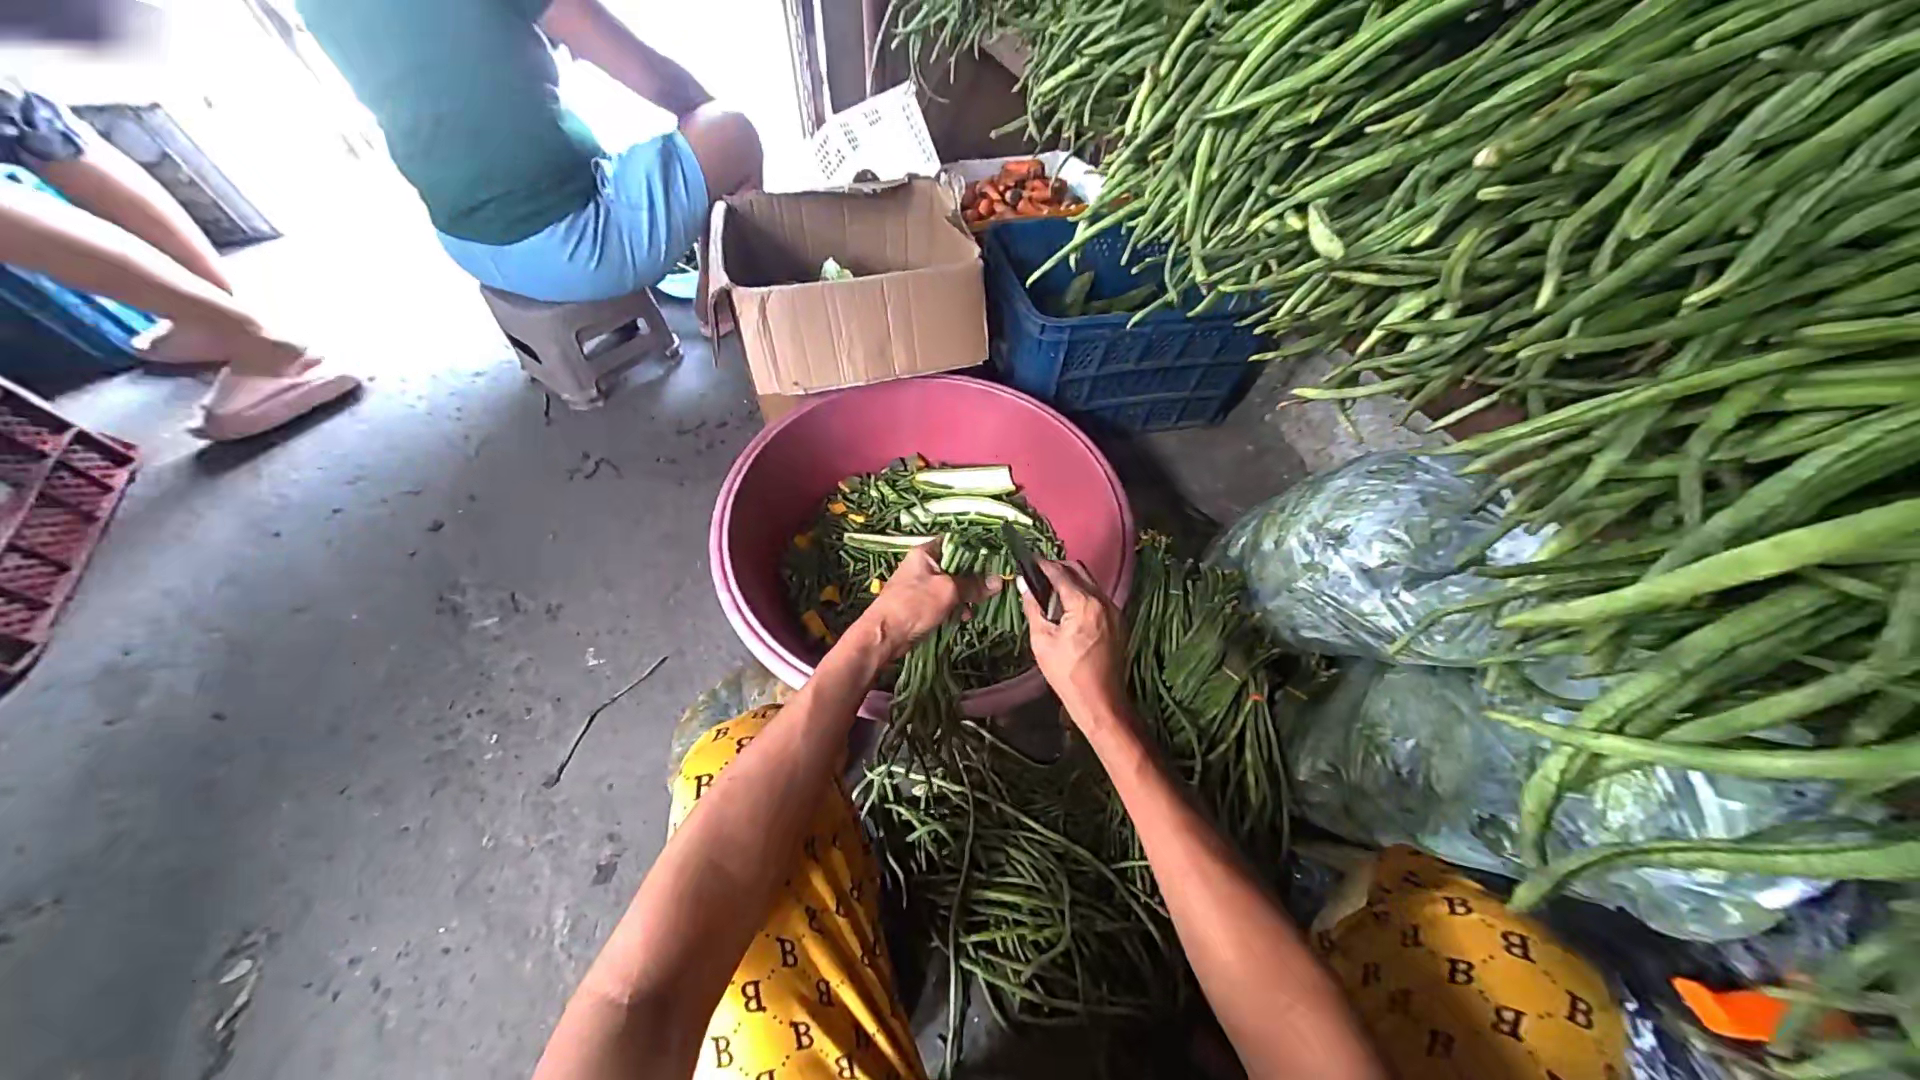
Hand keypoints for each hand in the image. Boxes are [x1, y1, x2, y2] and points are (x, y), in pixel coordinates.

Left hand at [856, 541, 997, 660]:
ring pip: (953, 584)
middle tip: (994, 583)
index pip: (955, 542)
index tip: (995, 557)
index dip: (976, 548)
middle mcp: (924, 565)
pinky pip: (946, 599)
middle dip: (975, 575)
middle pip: (956, 564)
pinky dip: (957, 605)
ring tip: (982, 603)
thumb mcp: (947, 591)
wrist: (885, 635)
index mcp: (925, 553)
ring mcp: (923, 585)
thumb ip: (972, 585)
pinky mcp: (923, 603)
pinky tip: (966, 616)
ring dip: (968, 593)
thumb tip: (998, 581)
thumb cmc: (914, 605)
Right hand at [1019, 560, 1129, 727]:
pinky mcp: (1118, 621)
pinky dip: (1082, 594)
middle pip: (1079, 570)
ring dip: (1071, 580)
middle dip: (1058, 568)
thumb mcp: (1042, 640)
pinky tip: (1068, 607)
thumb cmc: (1066, 673)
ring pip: (1090, 582)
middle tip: (1038, 574)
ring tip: (1050, 590)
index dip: (1042, 565)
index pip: (1060, 572)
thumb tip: (1024, 584)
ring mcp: (1114, 610)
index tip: (1029, 561)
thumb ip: (1033, 607)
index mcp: (1084, 603)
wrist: (1100, 701)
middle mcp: (1103, 600)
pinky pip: (1098, 597)